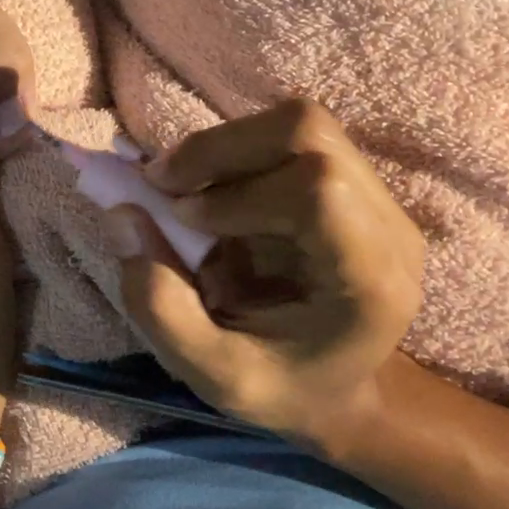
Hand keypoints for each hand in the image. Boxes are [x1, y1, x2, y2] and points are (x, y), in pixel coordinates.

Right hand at [102, 99, 425, 449]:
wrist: (340, 386)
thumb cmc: (281, 385)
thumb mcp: (212, 375)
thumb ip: (161, 308)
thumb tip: (123, 216)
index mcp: (368, 279)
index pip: (318, 189)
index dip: (237, 191)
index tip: (183, 218)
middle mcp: (385, 225)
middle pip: (306, 134)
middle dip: (217, 149)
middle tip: (161, 183)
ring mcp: (374, 196)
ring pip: (295, 122)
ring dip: (219, 143)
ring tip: (179, 182)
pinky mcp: (348, 179)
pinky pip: (284, 133)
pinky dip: (229, 147)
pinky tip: (204, 186)